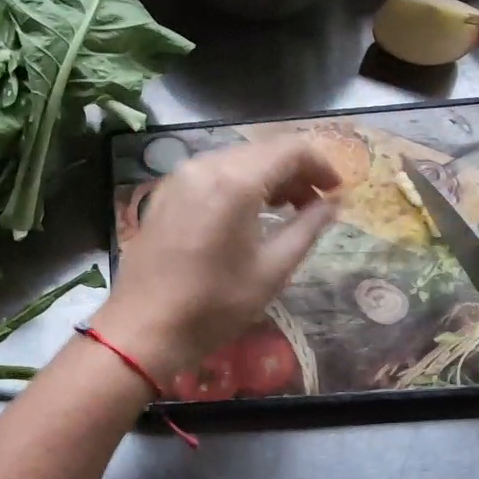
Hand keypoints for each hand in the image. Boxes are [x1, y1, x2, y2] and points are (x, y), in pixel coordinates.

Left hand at [92, 136, 338, 381]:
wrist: (143, 329)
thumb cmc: (213, 305)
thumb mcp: (272, 271)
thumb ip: (307, 228)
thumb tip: (331, 203)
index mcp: (234, 181)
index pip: (290, 149)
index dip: (320, 165)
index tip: (336, 192)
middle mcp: (204, 167)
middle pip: (262, 151)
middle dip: (294, 171)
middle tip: (313, 206)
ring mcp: (178, 178)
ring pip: (235, 160)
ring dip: (266, 177)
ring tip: (284, 211)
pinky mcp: (163, 194)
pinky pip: (210, 174)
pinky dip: (236, 184)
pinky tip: (245, 214)